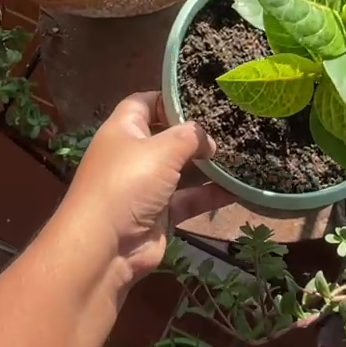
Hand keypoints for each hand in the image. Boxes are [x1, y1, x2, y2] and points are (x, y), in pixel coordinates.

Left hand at [59, 92, 233, 294]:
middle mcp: (133, 155)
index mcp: (124, 130)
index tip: (203, 97)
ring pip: (182, 170)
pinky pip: (188, 199)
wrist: (104, 249)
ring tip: (241, 155)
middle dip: (197, 134)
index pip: (146, 102)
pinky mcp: (159, 214)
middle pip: (168, 137)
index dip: (170, 98)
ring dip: (208, 166)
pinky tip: (237, 189)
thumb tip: (208, 139)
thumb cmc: (128, 183)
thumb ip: (190, 136)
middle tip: (231, 127)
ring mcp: (146, 187)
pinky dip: (209, 195)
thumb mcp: (162, 149)